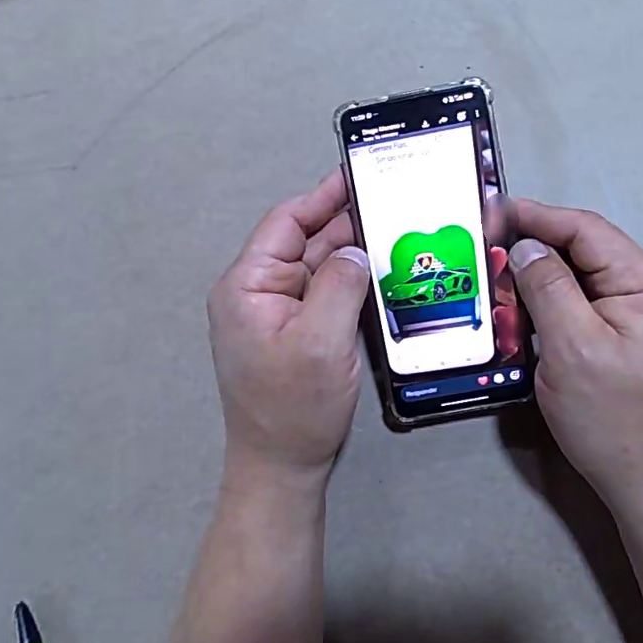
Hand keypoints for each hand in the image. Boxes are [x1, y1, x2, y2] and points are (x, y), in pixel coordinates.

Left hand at [208, 171, 373, 481]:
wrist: (282, 466)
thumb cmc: (294, 409)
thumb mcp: (321, 341)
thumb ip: (340, 285)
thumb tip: (356, 251)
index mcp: (248, 286)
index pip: (286, 225)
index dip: (322, 198)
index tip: (356, 176)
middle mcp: (258, 294)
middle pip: (304, 244)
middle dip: (345, 225)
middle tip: (390, 205)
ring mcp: (277, 315)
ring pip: (318, 270)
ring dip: (352, 256)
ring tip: (394, 235)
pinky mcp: (296, 333)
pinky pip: (325, 296)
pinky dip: (351, 284)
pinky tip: (380, 275)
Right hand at [507, 199, 642, 508]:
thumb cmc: (614, 419)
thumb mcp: (574, 349)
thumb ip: (550, 288)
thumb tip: (526, 247)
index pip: (588, 231)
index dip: (539, 216)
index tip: (494, 211)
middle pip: (585, 254)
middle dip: (535, 250)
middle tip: (487, 253)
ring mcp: (639, 322)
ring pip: (580, 283)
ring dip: (539, 281)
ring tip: (499, 284)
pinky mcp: (625, 344)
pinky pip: (582, 311)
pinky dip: (551, 307)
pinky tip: (524, 316)